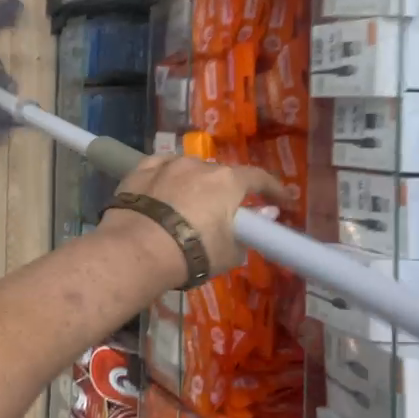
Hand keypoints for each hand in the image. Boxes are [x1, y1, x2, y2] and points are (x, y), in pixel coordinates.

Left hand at [110, 154, 290, 284]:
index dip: (273, 189)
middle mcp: (197, 165)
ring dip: (194, 181)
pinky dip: (166, 175)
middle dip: (226, 189)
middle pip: (219, 173)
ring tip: (192, 200)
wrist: (137, 248)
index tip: (282, 201)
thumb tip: (253, 222)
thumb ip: (244, 235)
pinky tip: (165, 184)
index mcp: (227, 180)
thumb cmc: (193, 252)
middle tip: (227, 207)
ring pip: (187, 168)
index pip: (259, 178)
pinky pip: (159, 167)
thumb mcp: (230, 252)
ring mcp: (165, 165)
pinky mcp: (137, 172)